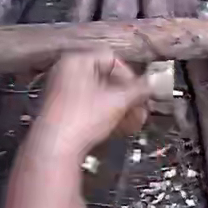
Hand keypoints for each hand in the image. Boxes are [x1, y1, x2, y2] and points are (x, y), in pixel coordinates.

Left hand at [29, 48, 150, 160]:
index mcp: (76, 61)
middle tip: (142, 109)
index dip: (130, 75)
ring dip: (121, 107)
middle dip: (128, 96)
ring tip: (135, 122)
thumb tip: (153, 83)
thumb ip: (139, 90)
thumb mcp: (117, 101)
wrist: (54, 149)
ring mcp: (62, 92)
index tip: (140, 93)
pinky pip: (90, 106)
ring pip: (100, 94)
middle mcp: (67, 72)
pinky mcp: (62, 111)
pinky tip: (121, 128)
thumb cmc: (83, 119)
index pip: (112, 58)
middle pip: (106, 78)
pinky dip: (106, 114)